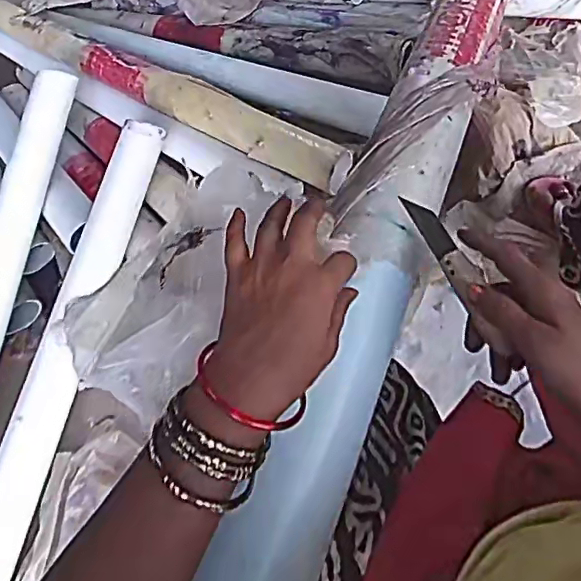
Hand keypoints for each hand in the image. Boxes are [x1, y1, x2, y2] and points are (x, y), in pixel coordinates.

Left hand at [201, 197, 357, 423]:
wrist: (248, 379)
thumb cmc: (289, 367)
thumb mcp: (327, 343)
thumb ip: (337, 311)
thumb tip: (345, 294)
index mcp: (320, 285)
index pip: (341, 260)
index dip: (346, 262)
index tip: (344, 267)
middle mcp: (291, 267)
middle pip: (305, 223)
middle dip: (314, 209)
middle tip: (317, 204)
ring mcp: (262, 267)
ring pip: (270, 224)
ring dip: (280, 209)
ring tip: (286, 202)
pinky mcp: (238, 274)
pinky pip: (235, 241)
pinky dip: (236, 225)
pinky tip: (239, 214)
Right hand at [459, 229, 580, 425]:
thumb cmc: (580, 370)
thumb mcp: (533, 339)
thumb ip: (501, 311)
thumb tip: (473, 287)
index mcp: (543, 290)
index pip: (506, 255)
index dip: (482, 242)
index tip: (461, 234)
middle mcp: (545, 297)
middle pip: (500, 290)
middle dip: (480, 312)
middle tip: (473, 339)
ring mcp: (550, 317)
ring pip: (507, 313)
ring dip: (493, 335)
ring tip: (496, 364)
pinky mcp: (553, 337)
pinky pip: (519, 331)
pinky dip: (507, 346)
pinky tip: (509, 367)